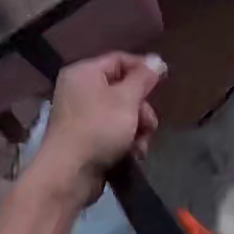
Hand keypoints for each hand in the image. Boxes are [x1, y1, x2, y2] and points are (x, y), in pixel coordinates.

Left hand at [33, 52, 164, 202]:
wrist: (70, 173)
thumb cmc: (99, 128)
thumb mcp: (127, 99)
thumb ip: (143, 78)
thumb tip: (156, 60)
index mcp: (84, 73)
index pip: (120, 59)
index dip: (143, 69)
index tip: (164, 80)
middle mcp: (80, 90)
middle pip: (124, 90)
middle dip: (142, 109)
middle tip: (150, 124)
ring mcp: (82, 116)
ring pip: (123, 113)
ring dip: (138, 129)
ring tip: (140, 144)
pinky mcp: (87, 138)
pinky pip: (114, 131)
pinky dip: (127, 141)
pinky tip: (133, 153)